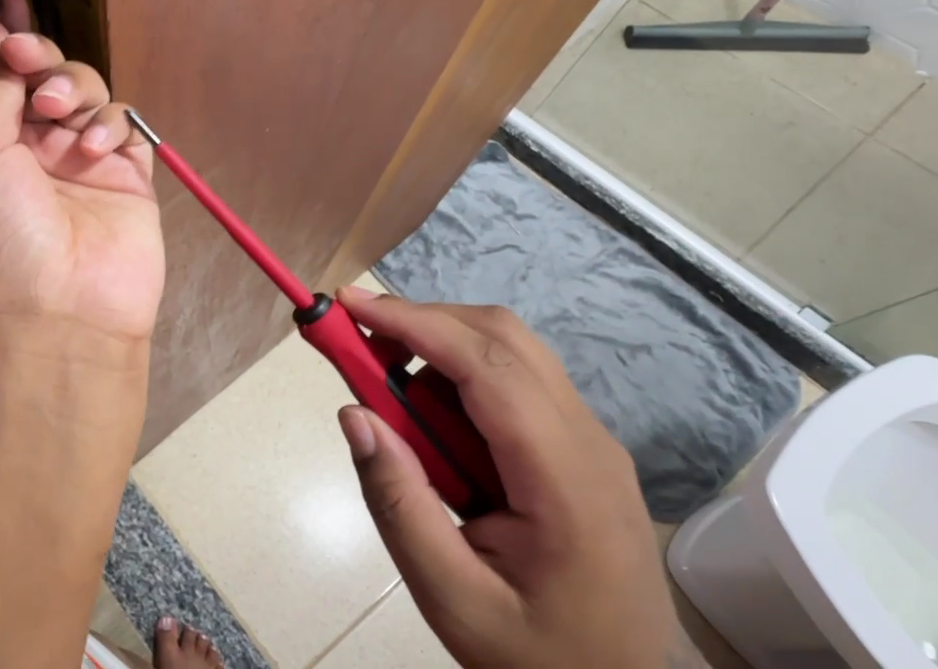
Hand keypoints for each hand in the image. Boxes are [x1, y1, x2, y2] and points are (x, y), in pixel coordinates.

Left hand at [0, 0, 163, 358]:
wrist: (57, 320)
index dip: (4, 39)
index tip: (2, 2)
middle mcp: (35, 152)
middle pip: (46, 77)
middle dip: (38, 57)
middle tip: (28, 57)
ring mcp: (85, 165)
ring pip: (89, 93)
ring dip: (73, 89)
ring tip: (60, 114)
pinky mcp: (130, 179)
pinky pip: (125, 126)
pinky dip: (109, 124)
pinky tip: (93, 149)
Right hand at [331, 288, 690, 668]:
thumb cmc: (534, 653)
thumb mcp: (450, 596)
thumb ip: (397, 503)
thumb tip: (352, 413)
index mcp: (566, 480)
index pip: (487, 367)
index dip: (414, 324)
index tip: (347, 303)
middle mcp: (589, 442)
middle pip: (502, 339)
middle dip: (421, 323)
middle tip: (355, 347)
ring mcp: (591, 442)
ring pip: (509, 352)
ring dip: (438, 347)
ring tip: (386, 392)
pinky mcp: (579, 449)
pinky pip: (514, 382)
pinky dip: (459, 376)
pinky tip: (430, 424)